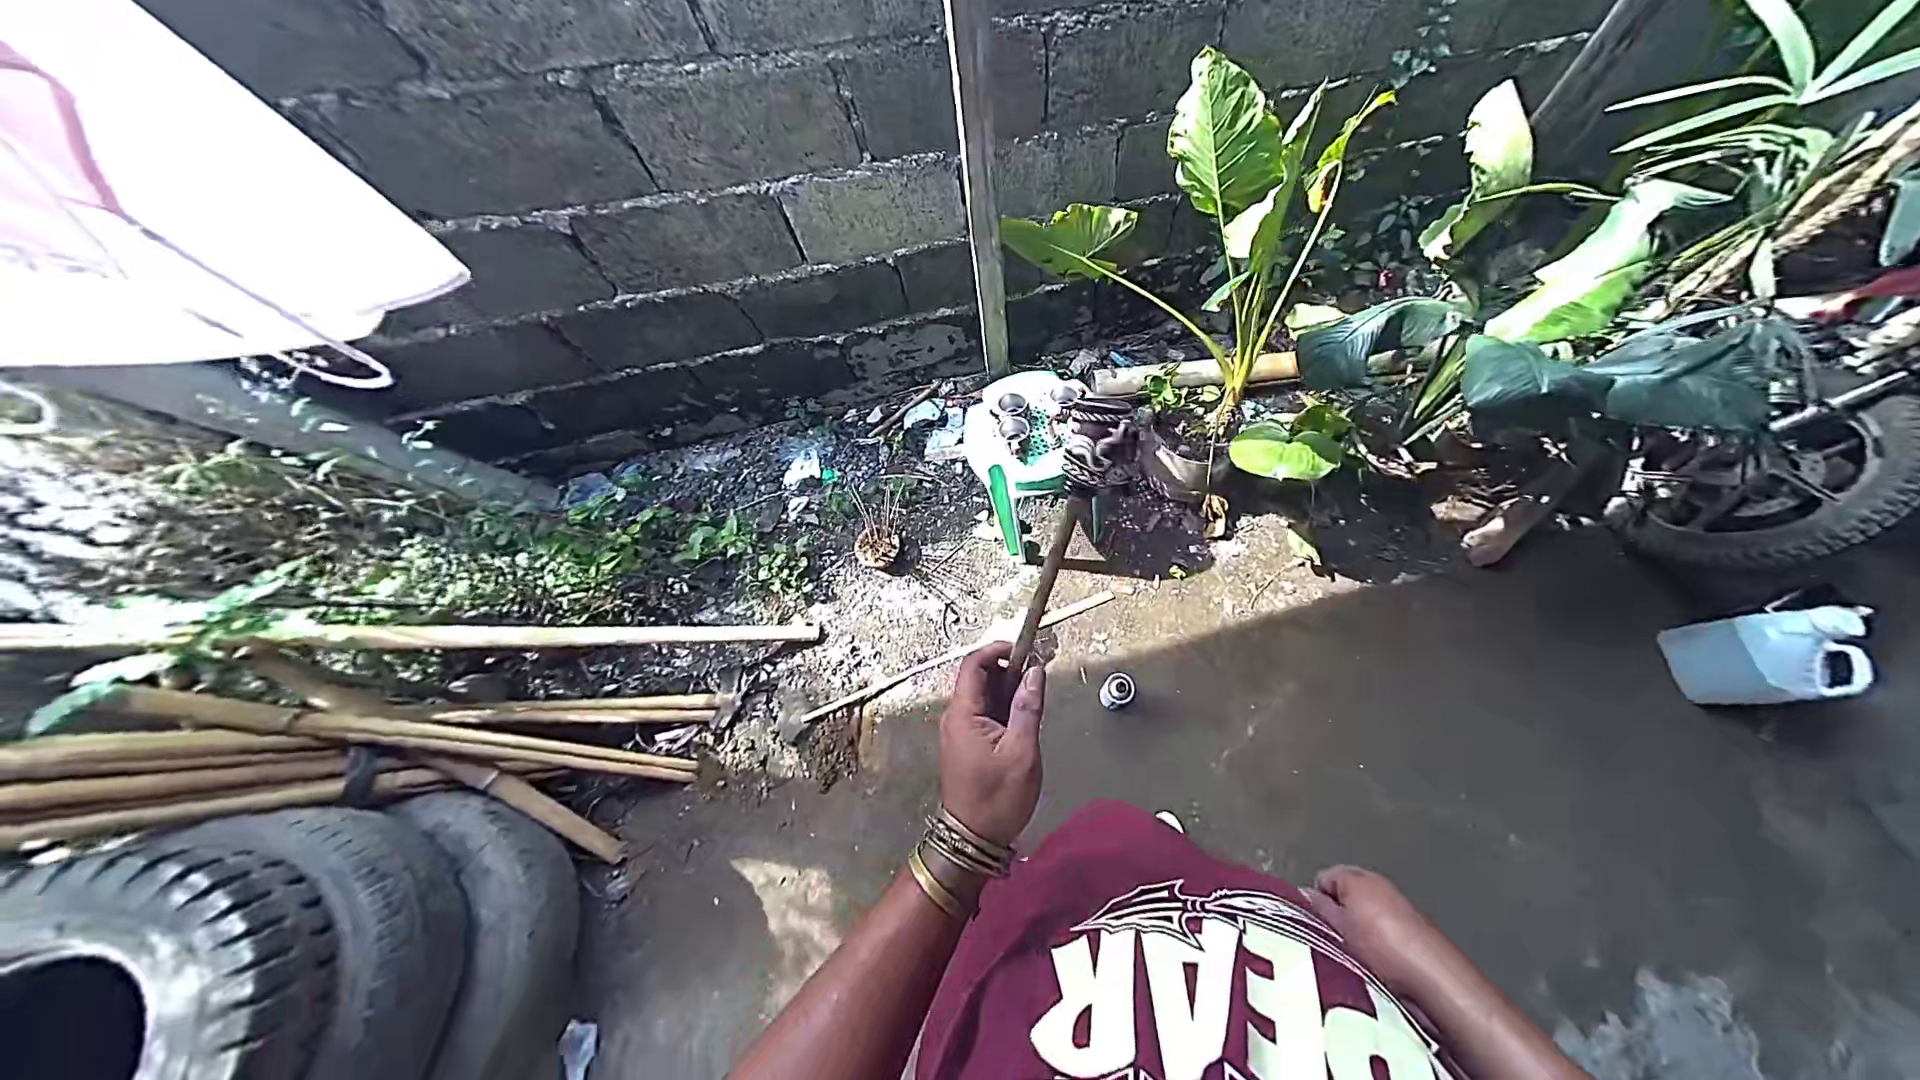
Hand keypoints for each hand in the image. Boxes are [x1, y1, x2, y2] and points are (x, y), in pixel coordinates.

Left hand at [939, 642, 1044, 845]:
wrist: (973, 839)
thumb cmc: (997, 798)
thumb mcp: (1022, 752)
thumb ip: (1028, 707)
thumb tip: (1035, 671)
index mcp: (963, 714)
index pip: (973, 664)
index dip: (997, 650)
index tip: (1025, 650)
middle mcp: (955, 717)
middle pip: (979, 677)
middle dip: (1008, 669)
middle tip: (1039, 672)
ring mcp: (959, 730)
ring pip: (983, 695)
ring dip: (1008, 689)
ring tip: (1035, 695)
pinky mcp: (966, 743)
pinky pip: (984, 713)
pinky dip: (1003, 707)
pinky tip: (1023, 716)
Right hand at [1305, 865, 1463, 1002]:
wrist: (1438, 980)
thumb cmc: (1383, 950)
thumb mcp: (1339, 929)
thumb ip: (1318, 907)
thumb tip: (1305, 894)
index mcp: (1356, 876)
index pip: (1321, 878)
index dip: (1316, 900)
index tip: (1317, 924)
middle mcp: (1379, 882)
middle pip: (1345, 890)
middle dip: (1338, 909)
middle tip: (1335, 937)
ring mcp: (1400, 901)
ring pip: (1366, 908)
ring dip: (1360, 924)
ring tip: (1359, 951)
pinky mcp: (1417, 924)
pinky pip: (1386, 922)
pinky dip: (1380, 935)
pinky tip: (1382, 958)